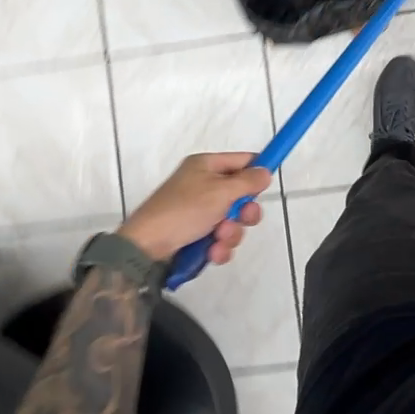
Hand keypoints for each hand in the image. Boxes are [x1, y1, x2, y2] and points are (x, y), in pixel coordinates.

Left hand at [117, 152, 270, 263]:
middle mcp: (204, 185)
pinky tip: (212, 253)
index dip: (257, 171)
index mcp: (206, 166)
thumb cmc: (183, 210)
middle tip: (243, 219)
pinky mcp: (195, 234)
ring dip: (231, 233)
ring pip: (233, 221)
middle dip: (244, 212)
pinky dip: (219, 247)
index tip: (268, 185)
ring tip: (218, 240)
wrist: (145, 247)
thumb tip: (266, 171)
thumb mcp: (220, 192)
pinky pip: (220, 238)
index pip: (242, 161)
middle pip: (241, 195)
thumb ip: (248, 182)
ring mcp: (199, 211)